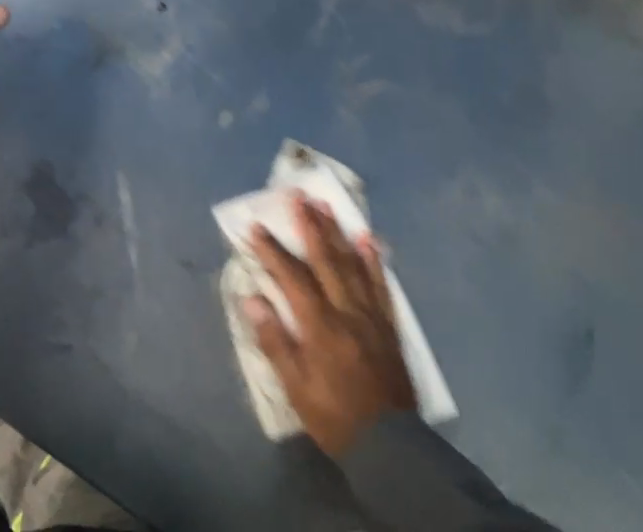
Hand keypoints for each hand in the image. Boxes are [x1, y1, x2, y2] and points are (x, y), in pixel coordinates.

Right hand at [245, 193, 415, 454]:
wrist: (390, 446)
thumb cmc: (333, 416)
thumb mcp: (295, 386)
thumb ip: (274, 341)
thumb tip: (251, 299)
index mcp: (320, 327)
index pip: (291, 279)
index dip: (272, 251)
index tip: (254, 227)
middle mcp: (347, 312)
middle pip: (325, 261)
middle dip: (308, 226)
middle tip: (296, 195)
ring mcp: (371, 316)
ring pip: (353, 266)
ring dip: (337, 233)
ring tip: (325, 205)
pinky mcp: (388, 325)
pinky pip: (381, 286)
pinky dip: (374, 261)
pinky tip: (368, 240)